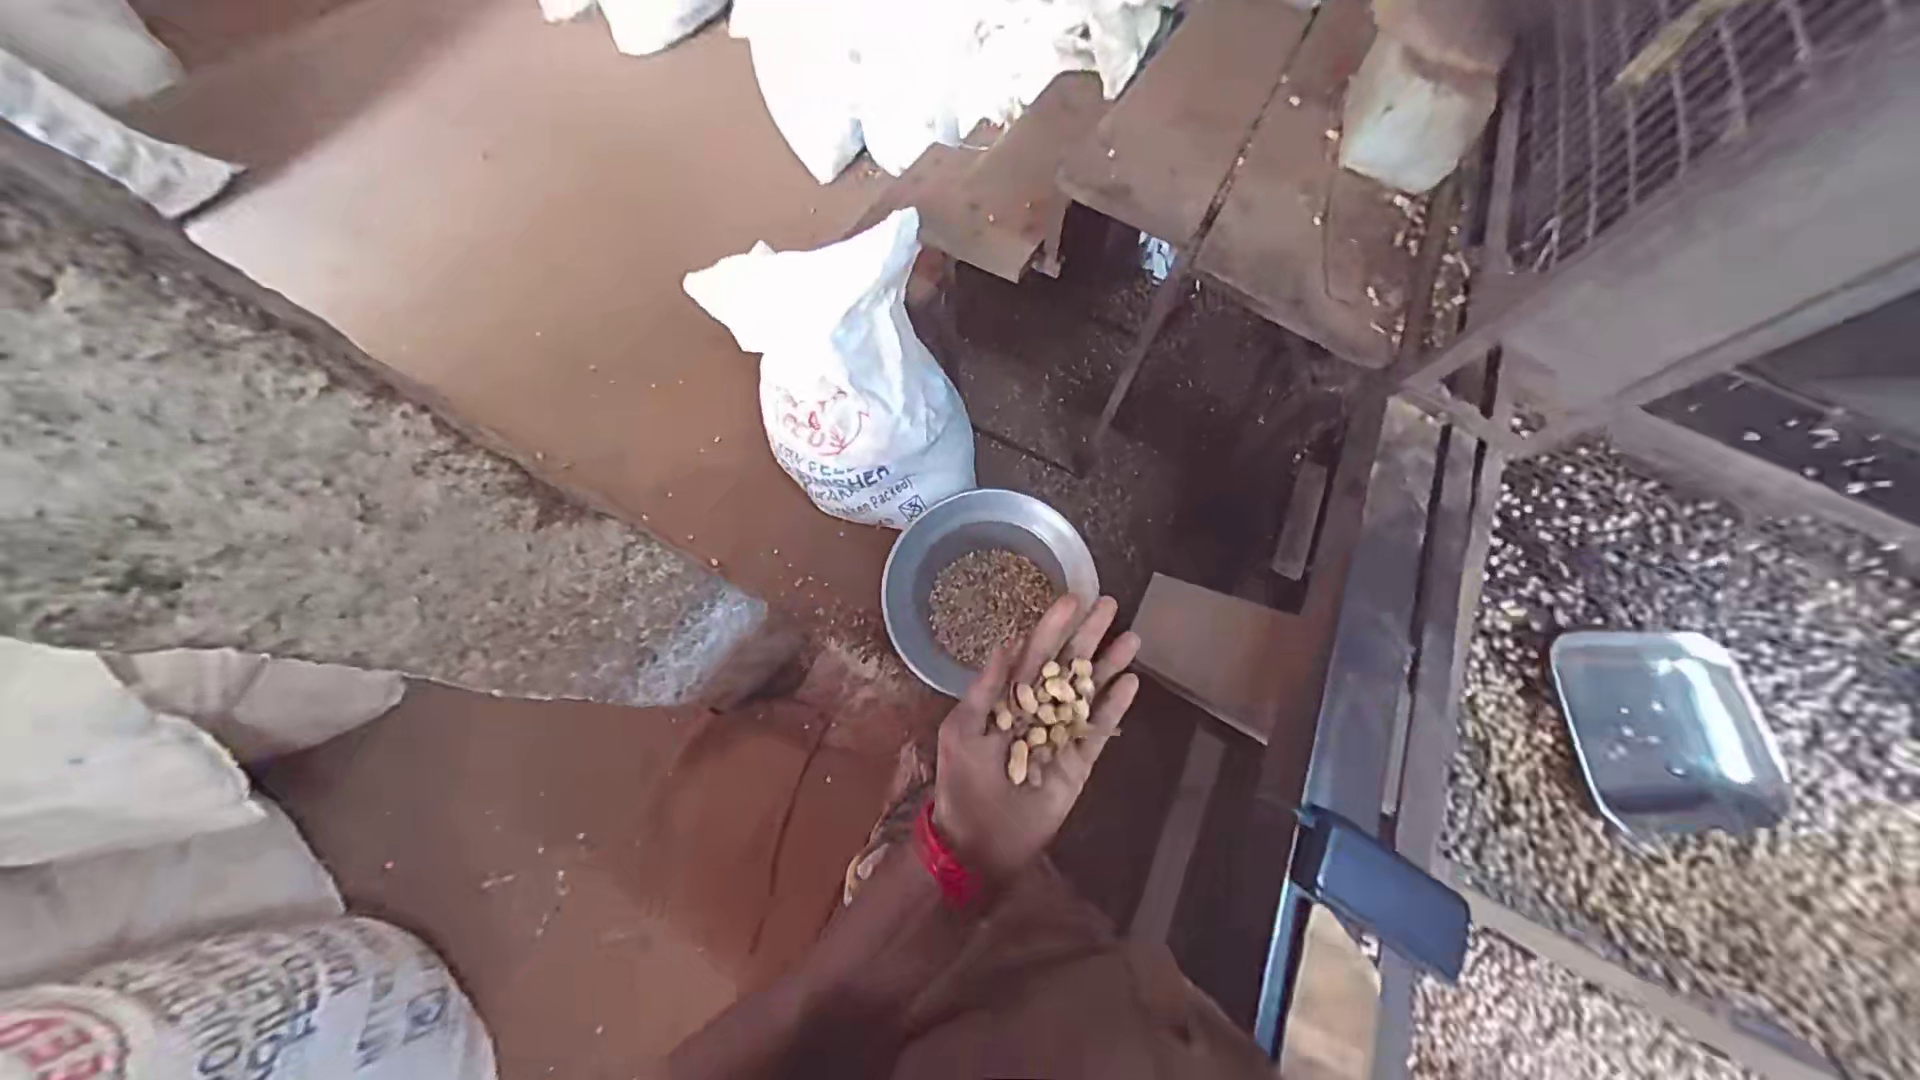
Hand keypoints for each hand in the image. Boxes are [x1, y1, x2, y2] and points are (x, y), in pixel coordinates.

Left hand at [930, 594, 1140, 884]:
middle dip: (1087, 635)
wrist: (977, 843)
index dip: (1052, 627)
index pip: (1034, 655)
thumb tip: (1006, 642)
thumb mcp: (963, 730)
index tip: (1071, 600)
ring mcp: (1060, 734)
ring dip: (1108, 664)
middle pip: (1066, 665)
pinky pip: (1099, 729)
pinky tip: (1130, 682)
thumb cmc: (963, 784)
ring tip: (1131, 636)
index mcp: (1008, 698)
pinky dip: (1114, 707)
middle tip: (1109, 604)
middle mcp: (1038, 709)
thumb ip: (986, 688)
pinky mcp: (1078, 761)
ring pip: (1088, 692)